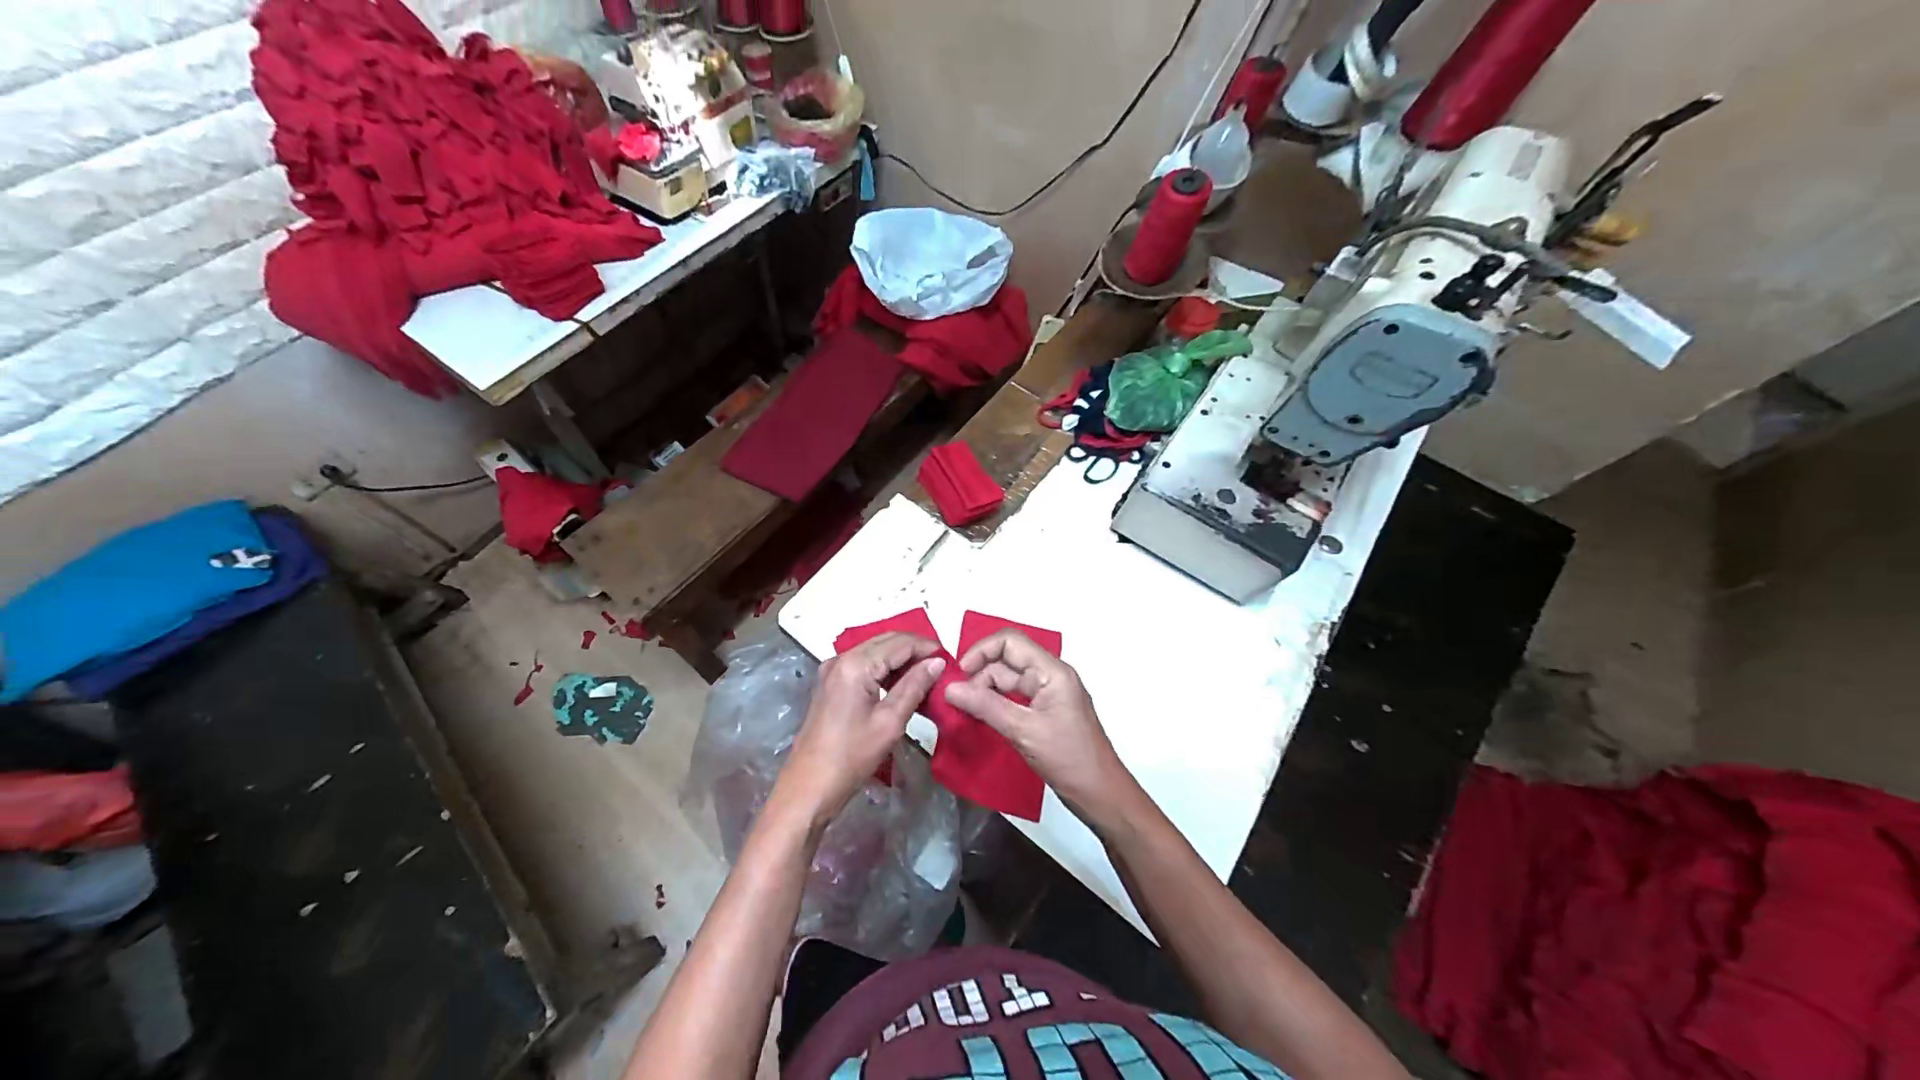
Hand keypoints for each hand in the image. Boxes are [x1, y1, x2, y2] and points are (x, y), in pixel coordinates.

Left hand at [773, 632, 945, 827]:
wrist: (808, 787)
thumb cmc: (851, 757)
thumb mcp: (890, 722)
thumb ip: (915, 686)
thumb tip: (938, 662)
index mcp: (855, 664)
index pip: (900, 643)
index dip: (928, 647)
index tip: (952, 660)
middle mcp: (841, 658)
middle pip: (886, 641)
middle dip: (915, 650)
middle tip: (942, 667)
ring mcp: (832, 669)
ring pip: (875, 651)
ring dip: (901, 659)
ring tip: (928, 676)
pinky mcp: (830, 683)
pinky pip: (864, 664)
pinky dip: (885, 669)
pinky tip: (902, 684)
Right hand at [944, 630, 1140, 822]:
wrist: (1100, 793)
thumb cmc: (1068, 759)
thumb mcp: (1023, 730)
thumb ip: (985, 706)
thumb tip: (949, 688)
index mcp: (1052, 671)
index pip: (1010, 642)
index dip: (980, 651)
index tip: (958, 675)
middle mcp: (1050, 676)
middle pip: (1007, 660)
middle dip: (979, 674)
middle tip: (955, 699)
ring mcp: (1048, 694)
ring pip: (1008, 680)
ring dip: (984, 691)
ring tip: (962, 709)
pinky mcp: (1044, 712)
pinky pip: (1014, 697)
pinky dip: (995, 704)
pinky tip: (979, 717)